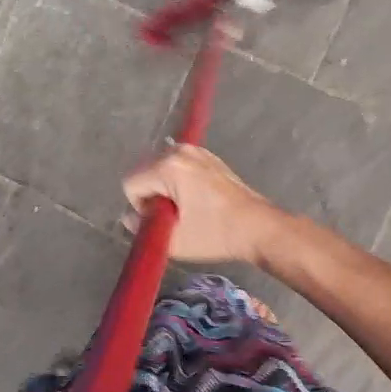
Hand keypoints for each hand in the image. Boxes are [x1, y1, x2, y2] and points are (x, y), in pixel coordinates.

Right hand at [121, 144, 291, 267]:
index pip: (131, 184)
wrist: (260, 228)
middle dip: (151, 195)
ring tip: (186, 209)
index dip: (140, 208)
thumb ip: (143, 230)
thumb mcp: (175, 241)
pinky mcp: (208, 156)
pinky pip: (178, 166)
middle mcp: (179, 151)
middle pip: (144, 172)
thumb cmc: (216, 234)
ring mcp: (196, 150)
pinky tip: (197, 200)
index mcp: (168, 167)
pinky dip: (179, 181)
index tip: (162, 222)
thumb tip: (131, 220)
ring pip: (160, 169)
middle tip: (173, 217)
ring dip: (164, 188)